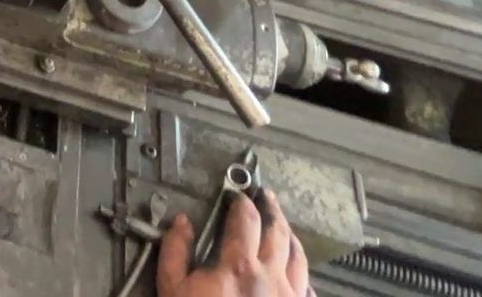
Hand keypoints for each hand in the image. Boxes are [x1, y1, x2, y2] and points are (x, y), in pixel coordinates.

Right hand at [157, 191, 308, 296]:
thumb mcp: (173, 288)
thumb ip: (175, 250)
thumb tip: (182, 223)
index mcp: (240, 265)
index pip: (246, 219)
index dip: (241, 201)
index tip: (236, 193)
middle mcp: (273, 277)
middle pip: (279, 232)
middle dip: (271, 209)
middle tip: (265, 196)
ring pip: (299, 257)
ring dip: (290, 236)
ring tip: (283, 226)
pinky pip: (308, 288)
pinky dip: (300, 273)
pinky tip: (295, 272)